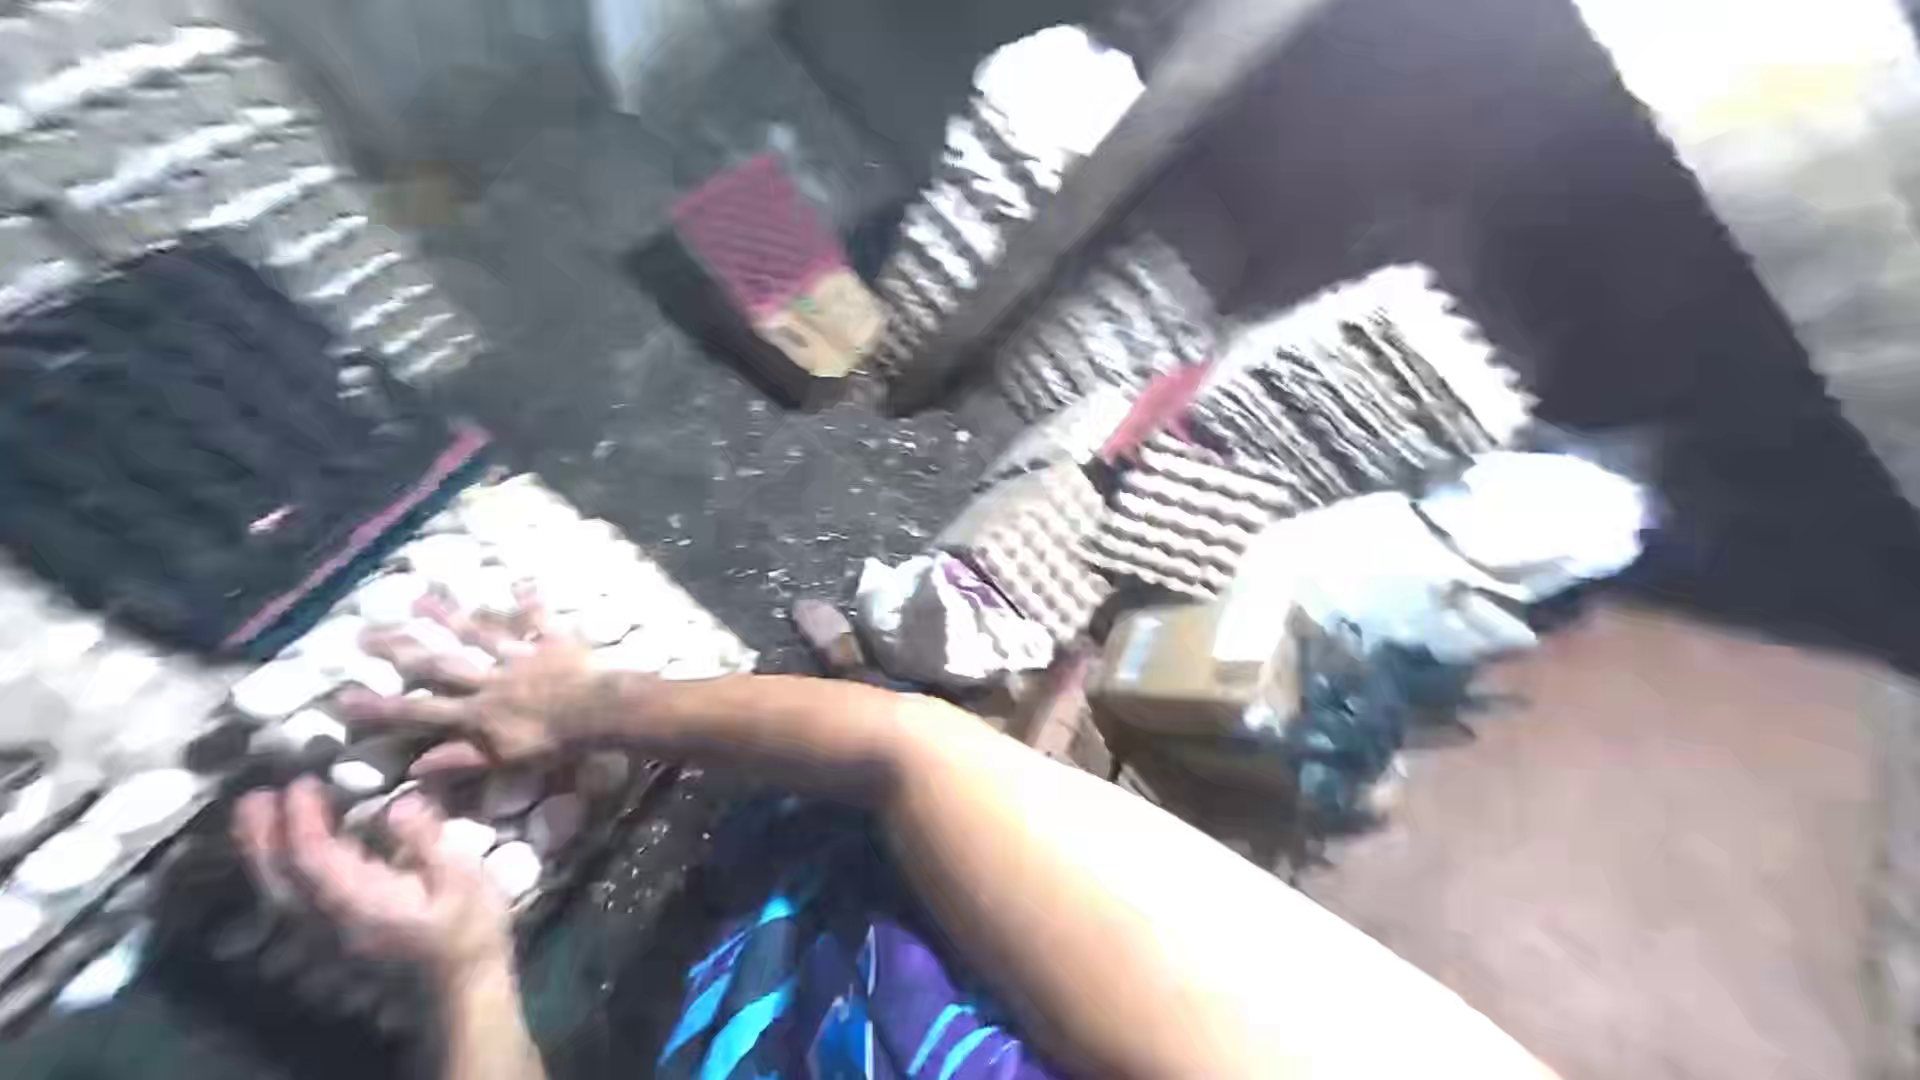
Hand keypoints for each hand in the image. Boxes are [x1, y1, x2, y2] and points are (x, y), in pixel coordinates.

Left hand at [232, 778, 511, 979]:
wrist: (460, 987)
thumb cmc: (468, 926)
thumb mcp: (463, 878)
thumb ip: (427, 841)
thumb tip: (399, 802)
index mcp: (357, 901)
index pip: (313, 857)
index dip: (301, 820)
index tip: (301, 781)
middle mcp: (326, 920)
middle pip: (279, 877)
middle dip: (263, 836)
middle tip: (253, 796)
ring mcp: (324, 934)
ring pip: (277, 892)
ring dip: (263, 854)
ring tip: (258, 820)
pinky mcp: (332, 939)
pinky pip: (289, 903)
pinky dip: (279, 875)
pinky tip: (284, 862)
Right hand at [340, 586, 634, 768]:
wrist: (598, 711)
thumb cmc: (555, 740)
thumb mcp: (502, 758)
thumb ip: (458, 759)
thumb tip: (411, 769)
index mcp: (477, 712)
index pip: (419, 710)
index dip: (380, 706)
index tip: (340, 696)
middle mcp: (491, 680)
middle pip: (439, 664)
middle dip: (400, 649)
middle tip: (364, 632)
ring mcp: (521, 657)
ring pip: (479, 634)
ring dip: (449, 615)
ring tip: (420, 596)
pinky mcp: (552, 642)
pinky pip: (539, 619)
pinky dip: (530, 601)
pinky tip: (522, 581)